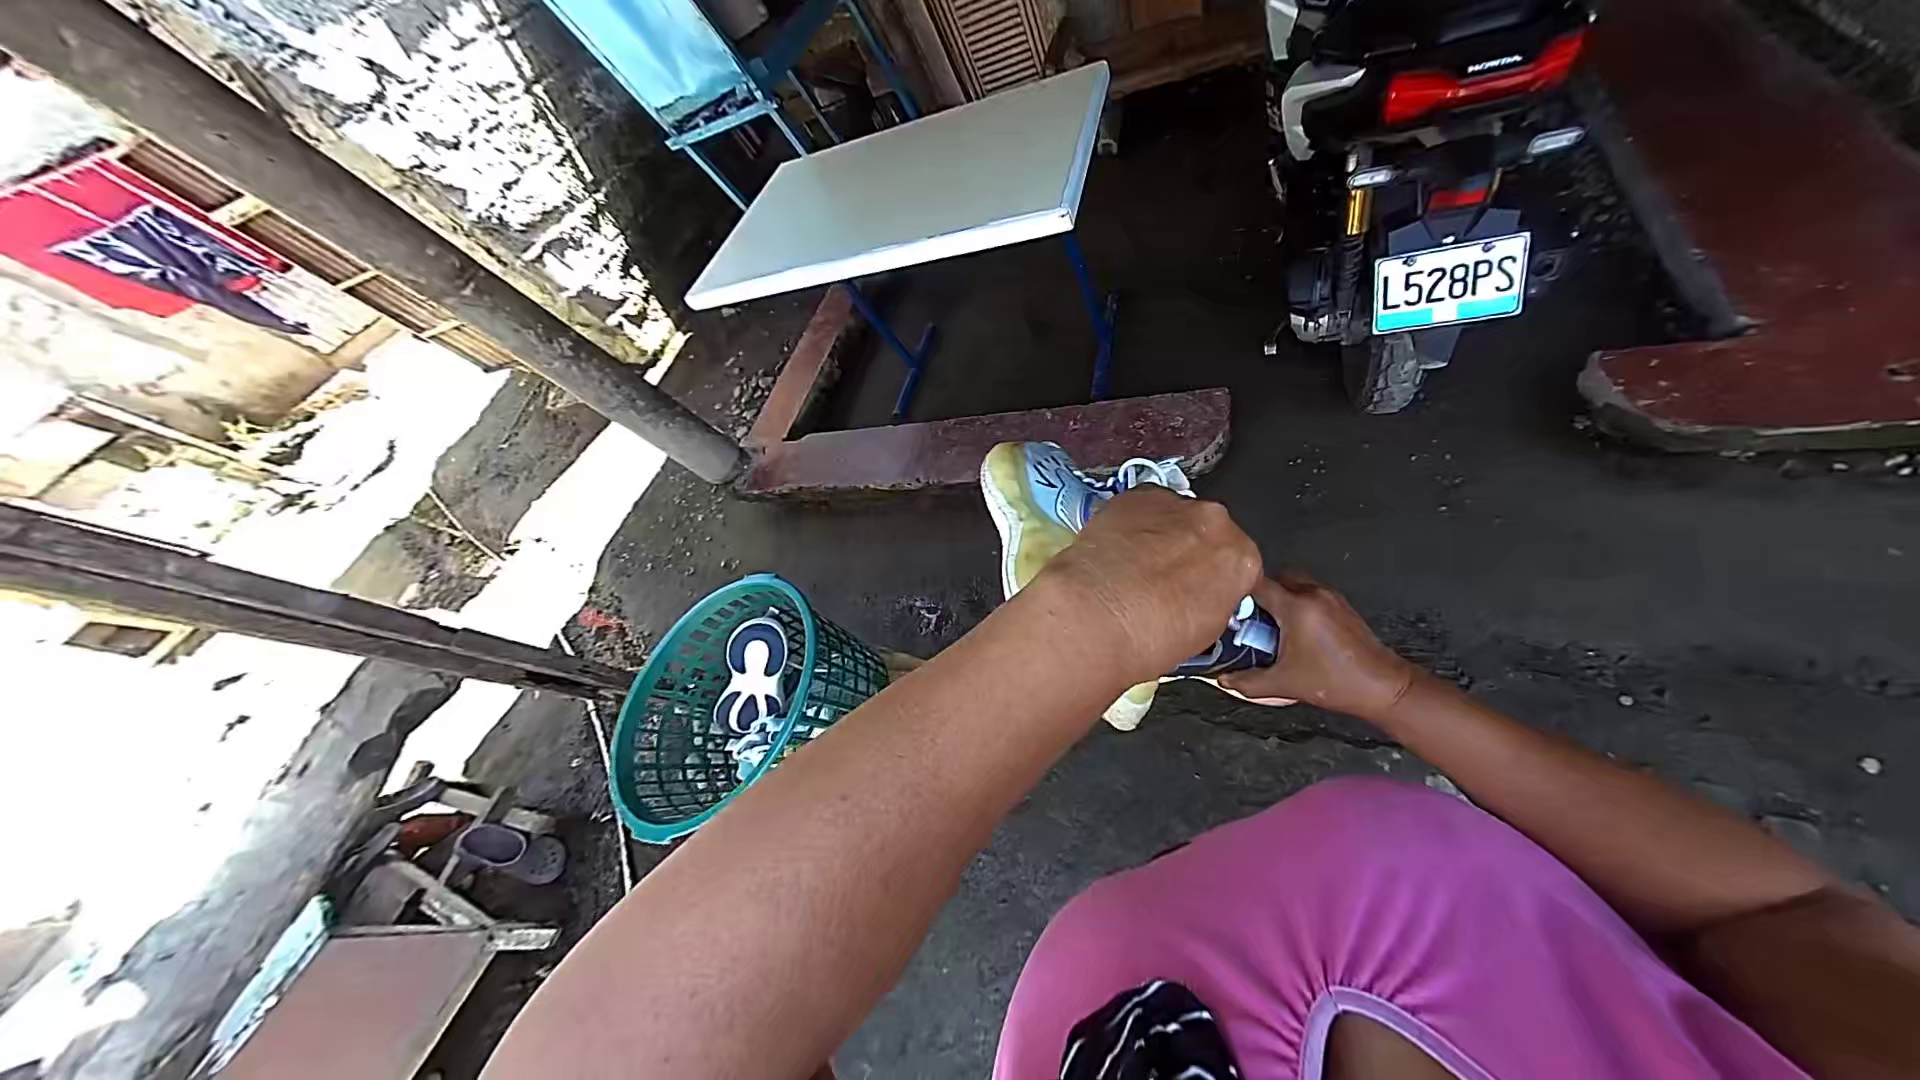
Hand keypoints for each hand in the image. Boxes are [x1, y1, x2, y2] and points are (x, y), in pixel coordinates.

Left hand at [1029, 487, 1260, 683]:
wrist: (1098, 616)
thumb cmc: (1148, 636)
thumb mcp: (1203, 633)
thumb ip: (1213, 603)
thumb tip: (1199, 599)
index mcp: (1241, 560)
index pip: (1238, 562)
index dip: (1215, 577)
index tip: (1199, 587)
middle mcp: (1214, 523)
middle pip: (1207, 532)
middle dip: (1189, 551)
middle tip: (1162, 578)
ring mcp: (1173, 504)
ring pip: (1172, 516)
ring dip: (1159, 535)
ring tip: (1132, 565)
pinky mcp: (1134, 496)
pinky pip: (1139, 506)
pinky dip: (1129, 522)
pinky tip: (1115, 548)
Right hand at [1218, 573, 1416, 720]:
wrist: (1384, 687)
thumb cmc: (1334, 682)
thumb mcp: (1283, 684)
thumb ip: (1247, 681)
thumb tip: (1223, 680)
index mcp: (1296, 607)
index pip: (1257, 584)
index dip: (1237, 592)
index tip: (1227, 606)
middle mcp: (1312, 594)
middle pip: (1275, 577)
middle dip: (1259, 592)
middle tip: (1248, 615)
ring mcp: (1330, 596)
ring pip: (1293, 582)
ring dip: (1279, 595)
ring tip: (1269, 621)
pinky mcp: (1341, 604)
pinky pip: (1309, 591)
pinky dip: (1296, 601)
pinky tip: (1292, 627)